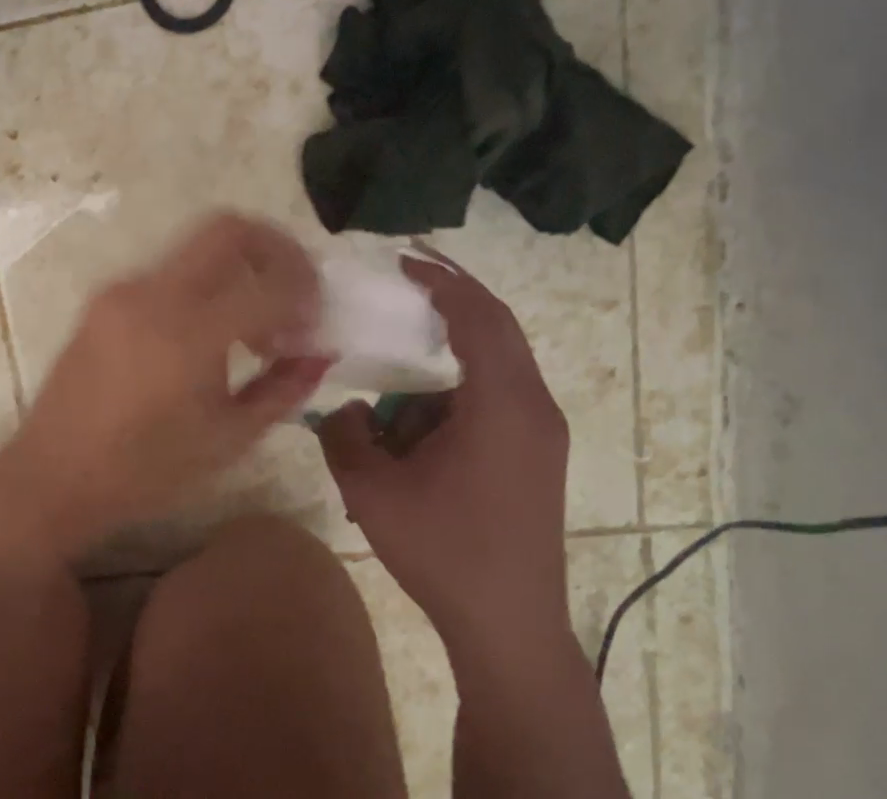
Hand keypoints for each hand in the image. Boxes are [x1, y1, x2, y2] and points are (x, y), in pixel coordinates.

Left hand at [0, 213, 329, 553]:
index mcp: (189, 334)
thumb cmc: (144, 472)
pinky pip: (167, 272)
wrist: (52, 475)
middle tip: (296, 294)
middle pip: (229, 229)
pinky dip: (202, 286)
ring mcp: (121, 290)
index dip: (307, 297)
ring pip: (196, 246)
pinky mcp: (103, 299)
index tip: (315, 326)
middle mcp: (153, 293)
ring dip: (237, 269)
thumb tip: (318, 353)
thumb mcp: (228, 439)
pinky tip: (208, 336)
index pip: (271, 284)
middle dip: (276, 250)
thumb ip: (282, 389)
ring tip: (252, 329)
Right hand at [316, 247, 570, 650]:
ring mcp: (541, 434)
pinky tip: (415, 429)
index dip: (442, 281)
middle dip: (453, 302)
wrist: (510, 625)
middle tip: (405, 285)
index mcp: (502, 404)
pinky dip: (456, 393)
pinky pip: (496, 399)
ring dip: (447, 361)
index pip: (479, 316)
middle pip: (498, 330)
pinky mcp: (537, 457)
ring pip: (495, 368)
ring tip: (395, 380)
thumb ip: (344, 435)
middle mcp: (533, 408)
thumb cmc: (444, 551)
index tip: (403, 261)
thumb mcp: (372, 491)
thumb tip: (345, 408)